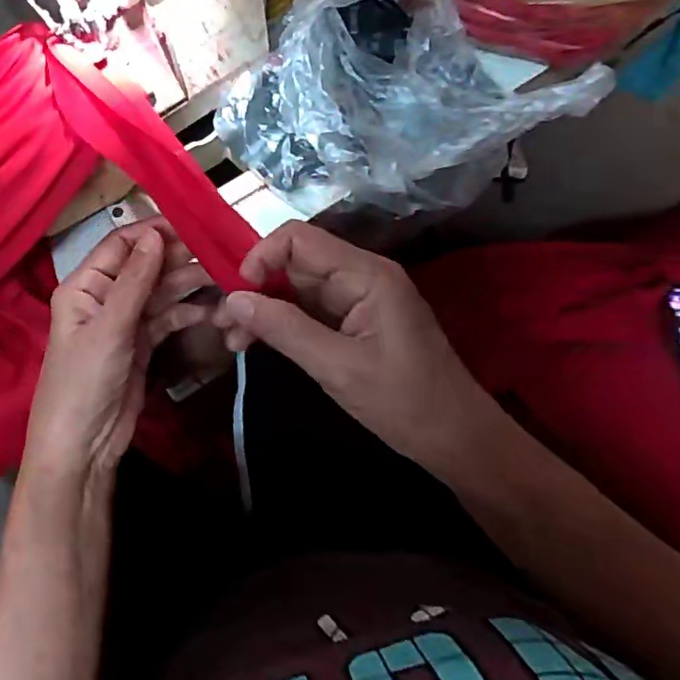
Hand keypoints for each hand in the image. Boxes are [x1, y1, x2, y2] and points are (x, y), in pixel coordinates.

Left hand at [24, 220, 214, 479]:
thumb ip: (135, 280)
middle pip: (145, 267)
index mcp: (84, 285)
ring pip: (160, 292)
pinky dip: (187, 313)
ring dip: (187, 285)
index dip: (153, 232)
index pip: (121, 245)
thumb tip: (155, 233)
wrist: (82, 447)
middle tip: (217, 252)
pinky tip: (210, 311)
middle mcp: (104, 297)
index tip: (192, 225)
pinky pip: (167, 319)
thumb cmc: (84, 382)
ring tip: (221, 278)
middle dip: (178, 259)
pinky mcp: (142, 344)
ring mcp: (124, 321)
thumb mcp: (110, 328)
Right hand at [211, 221, 496, 471]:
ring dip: (263, 308)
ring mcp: (357, 299)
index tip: (237, 293)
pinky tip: (255, 343)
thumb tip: (233, 300)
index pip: (299, 239)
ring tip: (232, 340)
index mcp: (366, 274)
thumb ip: (284, 329)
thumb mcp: (338, 367)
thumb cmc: (405, 403)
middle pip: (294, 263)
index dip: (261, 256)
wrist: (457, 440)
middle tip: (222, 324)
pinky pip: (308, 310)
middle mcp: (360, 276)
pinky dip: (281, 323)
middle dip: (254, 288)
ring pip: (296, 288)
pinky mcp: (354, 321)